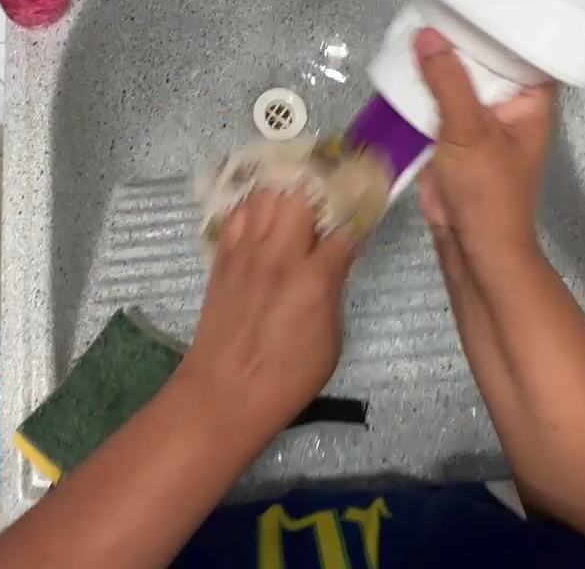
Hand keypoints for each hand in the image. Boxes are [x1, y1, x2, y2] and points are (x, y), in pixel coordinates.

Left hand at [173, 188, 358, 442]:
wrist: (224, 390)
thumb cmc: (286, 377)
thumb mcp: (330, 339)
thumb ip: (334, 289)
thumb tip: (335, 260)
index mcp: (314, 279)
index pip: (343, 230)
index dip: (355, 220)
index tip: (361, 216)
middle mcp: (279, 255)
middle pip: (300, 195)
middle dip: (317, 194)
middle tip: (324, 204)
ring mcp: (247, 251)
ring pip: (266, 195)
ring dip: (284, 194)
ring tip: (294, 203)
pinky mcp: (223, 256)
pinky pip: (239, 213)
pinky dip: (254, 208)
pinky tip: (263, 216)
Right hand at [414, 27, 554, 267]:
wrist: (471, 245)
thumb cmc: (488, 190)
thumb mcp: (469, 130)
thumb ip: (447, 82)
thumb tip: (427, 35)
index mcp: (530, 101)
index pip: (526, 49)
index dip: (508, 21)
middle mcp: (508, 105)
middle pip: (486, 60)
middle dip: (462, 37)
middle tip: (437, 0)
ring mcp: (478, 120)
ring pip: (458, 80)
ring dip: (438, 61)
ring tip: (415, 23)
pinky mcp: (451, 135)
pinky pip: (438, 100)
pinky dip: (423, 86)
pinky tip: (403, 63)